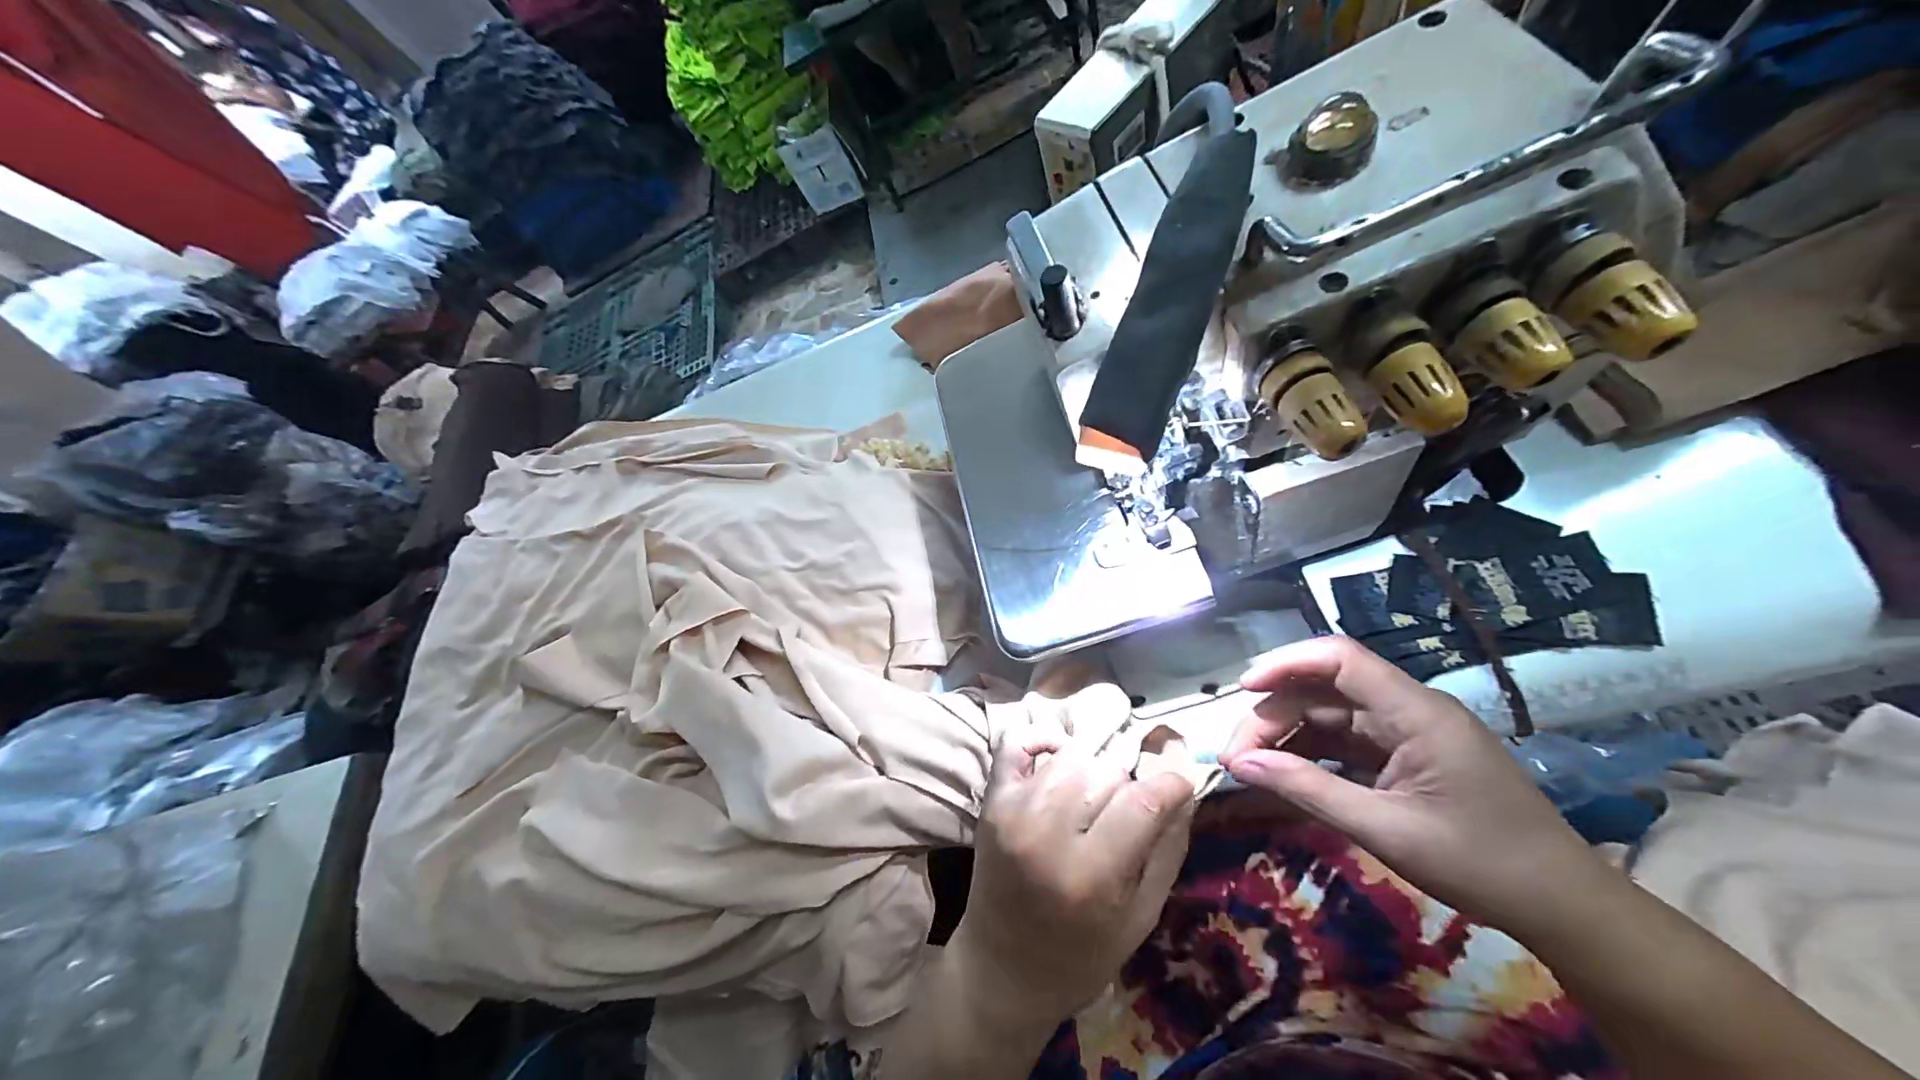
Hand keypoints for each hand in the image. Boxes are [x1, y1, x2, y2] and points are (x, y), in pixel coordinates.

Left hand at [949, 724, 1195, 1023]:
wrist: (1003, 970)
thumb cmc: (1081, 956)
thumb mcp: (1141, 918)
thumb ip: (1167, 850)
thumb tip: (1186, 791)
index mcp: (1091, 874)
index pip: (1142, 800)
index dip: (1171, 785)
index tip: (1179, 787)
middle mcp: (1047, 834)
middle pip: (1106, 771)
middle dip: (1129, 782)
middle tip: (1131, 805)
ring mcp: (1013, 812)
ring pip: (1070, 755)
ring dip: (1093, 767)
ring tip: (1098, 794)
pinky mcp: (991, 802)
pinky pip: (1016, 744)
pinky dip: (1041, 739)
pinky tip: (1060, 753)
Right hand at [1219, 636, 1602, 935]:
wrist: (1562, 904)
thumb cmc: (1481, 864)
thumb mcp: (1386, 829)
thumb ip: (1308, 789)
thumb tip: (1239, 764)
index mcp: (1416, 713)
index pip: (1341, 658)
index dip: (1285, 663)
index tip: (1242, 690)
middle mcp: (1410, 709)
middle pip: (1324, 689)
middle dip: (1274, 715)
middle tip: (1237, 758)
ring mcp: (1409, 731)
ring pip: (1330, 713)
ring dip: (1288, 735)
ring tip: (1251, 767)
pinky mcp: (1408, 754)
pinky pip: (1347, 739)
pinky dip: (1312, 752)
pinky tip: (1286, 773)